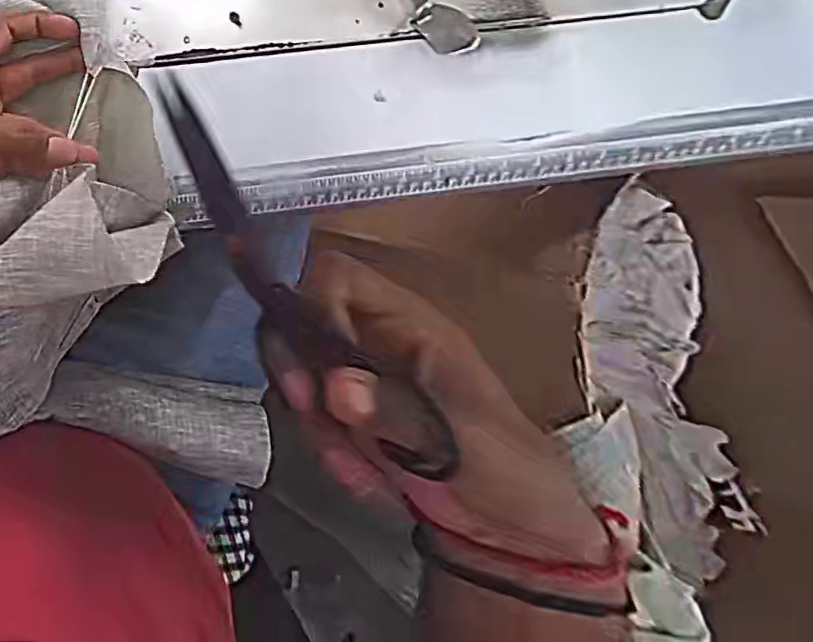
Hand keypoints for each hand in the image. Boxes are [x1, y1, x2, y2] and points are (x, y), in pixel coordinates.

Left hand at [0, 11, 99, 251]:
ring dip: (54, 121)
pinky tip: (66, 159)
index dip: (39, 27)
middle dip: (56, 66)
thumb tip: (72, 149)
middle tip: (94, 65)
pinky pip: (18, 154)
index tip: (73, 29)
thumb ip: (21, 139)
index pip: (7, 34)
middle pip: (23, 72)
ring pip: (25, 119)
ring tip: (90, 119)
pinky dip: (42, 158)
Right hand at [266, 237, 611, 567]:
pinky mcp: (339, 410)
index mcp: (406, 321)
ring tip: (358, 462)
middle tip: (310, 407)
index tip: (319, 355)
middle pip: (298, 319)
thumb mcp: (463, 438)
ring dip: (316, 420)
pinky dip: (324, 445)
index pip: (336, 275)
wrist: (518, 536)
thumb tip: (336, 387)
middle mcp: (370, 335)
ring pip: (294, 371)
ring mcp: (351, 372)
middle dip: (298, 369)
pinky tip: (360, 472)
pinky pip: (305, 413)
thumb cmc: (510, 471)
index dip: (314, 302)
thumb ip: (395, 409)